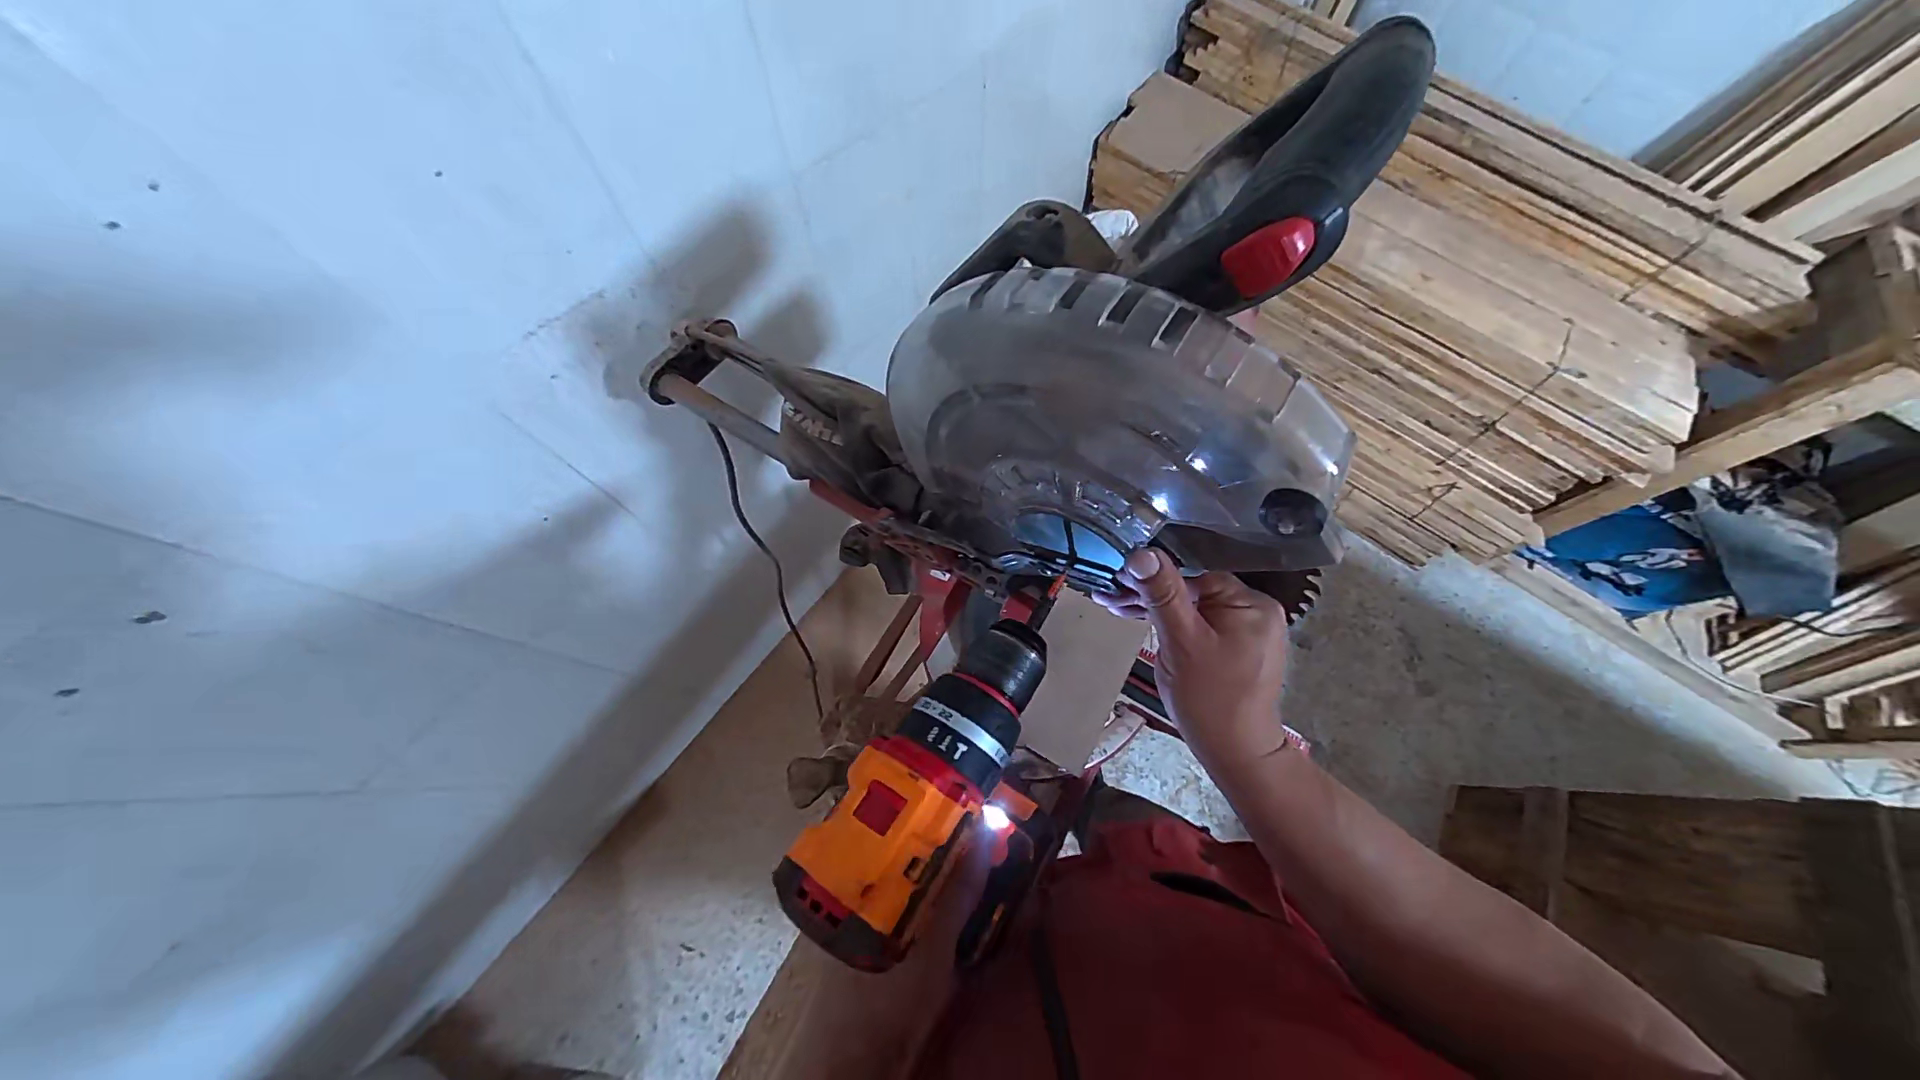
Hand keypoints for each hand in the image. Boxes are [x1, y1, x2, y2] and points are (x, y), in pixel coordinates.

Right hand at [1094, 548, 1291, 764]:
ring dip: (1156, 611)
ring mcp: (1248, 630)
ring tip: (1116, 609)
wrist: (1236, 753)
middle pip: (1191, 592)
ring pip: (1192, 609)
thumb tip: (1142, 554)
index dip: (1150, 581)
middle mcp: (1256, 610)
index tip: (1114, 584)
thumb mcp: (1180, 642)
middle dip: (1148, 596)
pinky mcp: (1237, 647)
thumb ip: (1162, 595)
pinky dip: (1175, 627)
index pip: (1191, 579)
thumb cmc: (1209, 699)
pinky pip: (1200, 626)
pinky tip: (1145, 622)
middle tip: (1107, 598)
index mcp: (1250, 604)